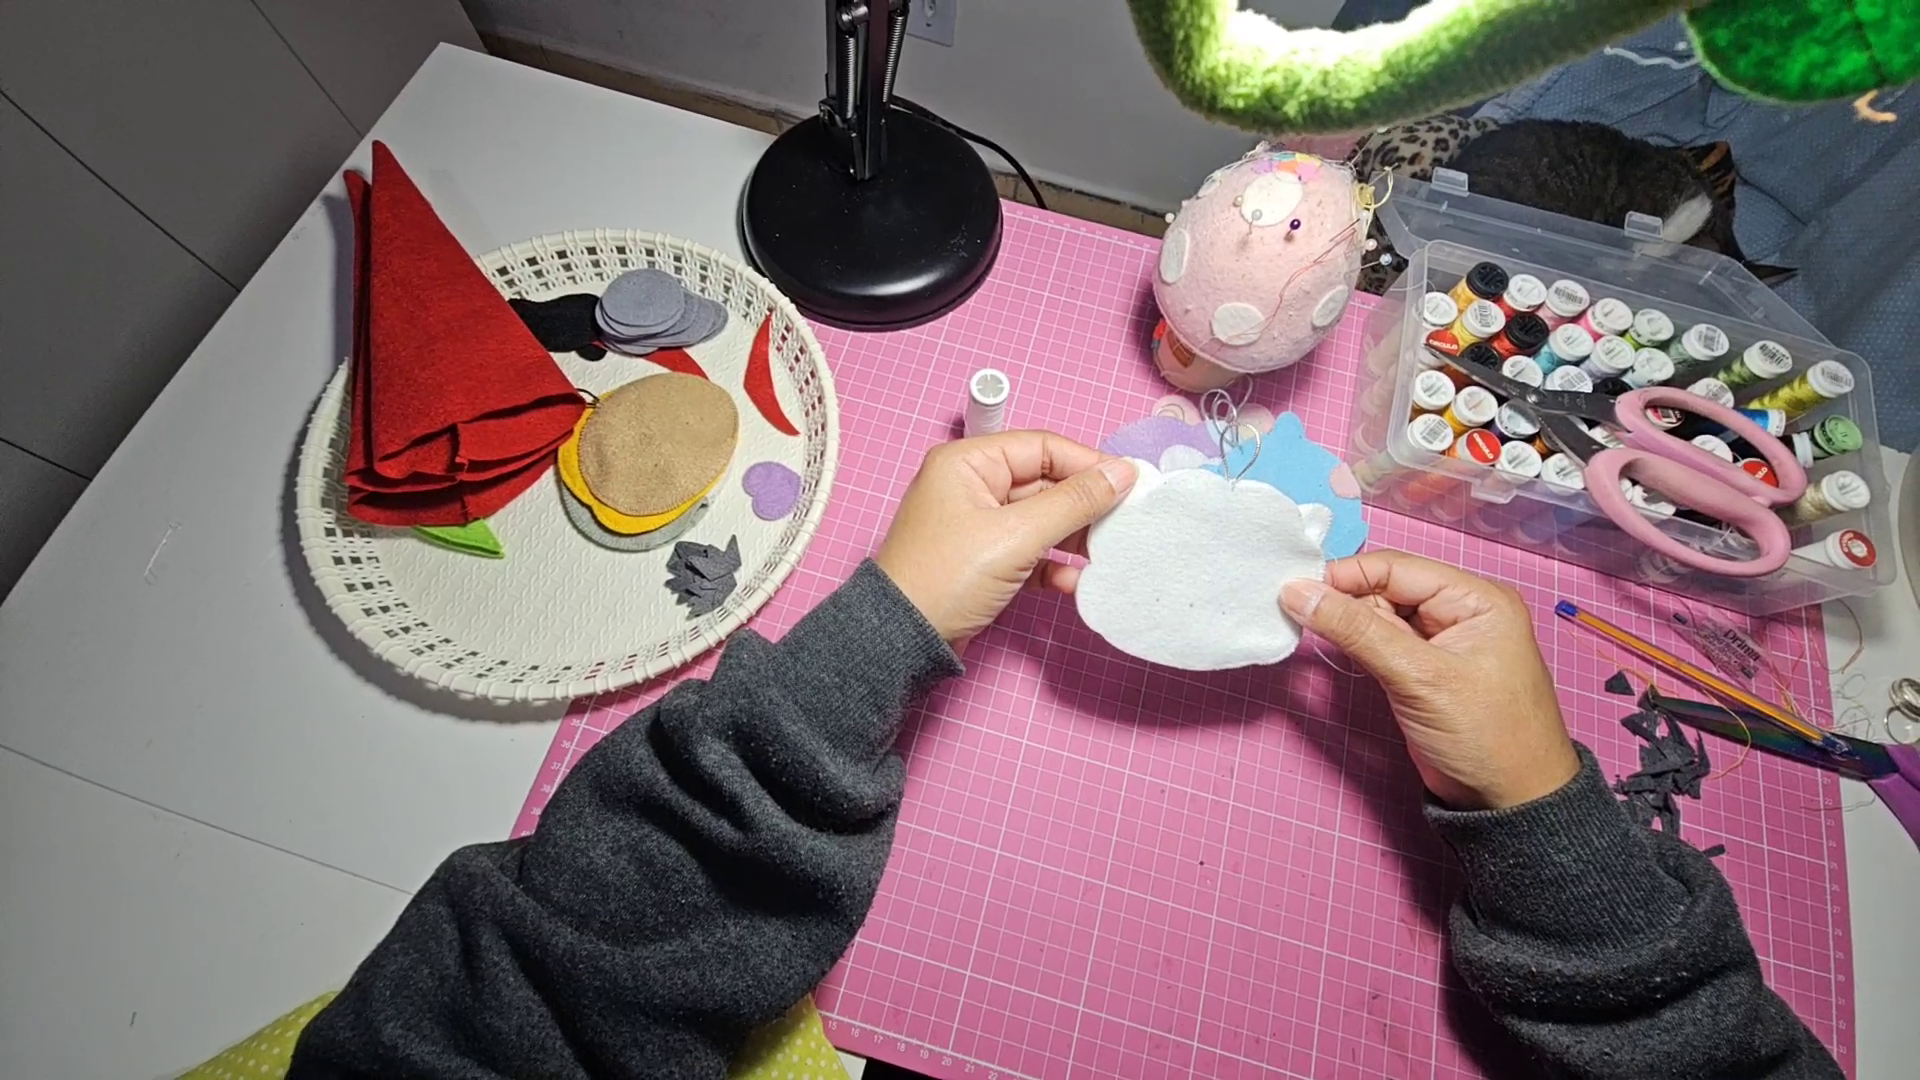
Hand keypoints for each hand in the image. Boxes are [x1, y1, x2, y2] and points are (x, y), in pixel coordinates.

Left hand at [876, 432, 1135, 653]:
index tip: (1129, 484)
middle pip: (1044, 482)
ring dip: (1071, 537)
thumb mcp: (1016, 536)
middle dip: (1083, 505)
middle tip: (1124, 522)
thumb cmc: (946, 577)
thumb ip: (1073, 502)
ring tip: (1104, 553)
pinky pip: (1028, 550)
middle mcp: (972, 485)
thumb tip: (1121, 474)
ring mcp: (977, 523)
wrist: (903, 639)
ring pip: (1040, 519)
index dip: (1087, 463)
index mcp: (969, 463)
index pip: (1041, 447)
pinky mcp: (983, 558)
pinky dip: (1051, 564)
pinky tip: (1071, 582)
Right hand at [1280, 550, 1579, 810]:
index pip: (1393, 568)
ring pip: (1371, 612)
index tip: (1294, 591)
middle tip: (1299, 617)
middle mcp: (1455, 609)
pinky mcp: (1416, 663)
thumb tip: (1296, 591)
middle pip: (1379, 586)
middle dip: (1341, 601)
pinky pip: (1374, 637)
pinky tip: (1333, 648)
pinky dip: (1351, 641)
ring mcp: (1435, 637)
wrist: (1510, 803)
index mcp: (1474, 598)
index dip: (1342, 575)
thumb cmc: (1484, 736)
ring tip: (1313, 635)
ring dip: (1343, 623)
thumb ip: (1355, 629)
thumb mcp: (1417, 677)